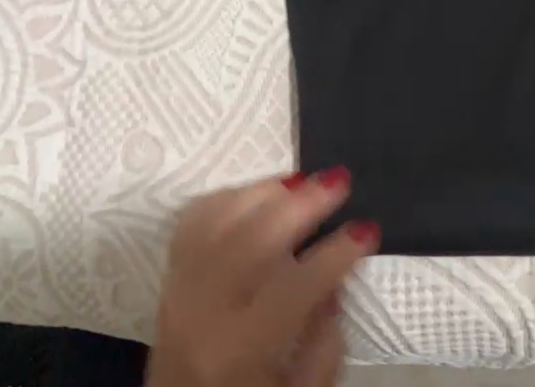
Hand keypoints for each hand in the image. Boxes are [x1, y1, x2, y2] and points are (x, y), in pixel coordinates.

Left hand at [147, 168, 379, 386]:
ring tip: (304, 181)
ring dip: (265, 191)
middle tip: (340, 182)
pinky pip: (193, 220)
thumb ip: (324, 344)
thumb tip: (334, 281)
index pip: (293, 288)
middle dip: (301, 204)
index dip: (334, 254)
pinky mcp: (167, 277)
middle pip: (252, 239)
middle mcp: (201, 314)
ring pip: (220, 218)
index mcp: (239, 352)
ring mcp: (178, 290)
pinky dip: (227, 197)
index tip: (366, 229)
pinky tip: (258, 196)